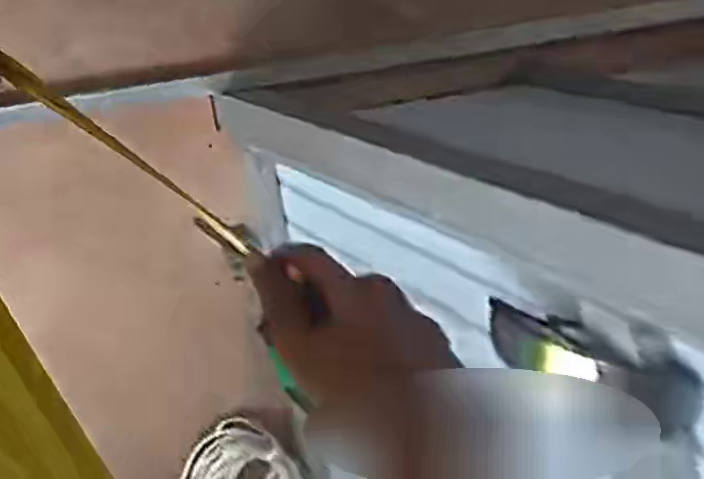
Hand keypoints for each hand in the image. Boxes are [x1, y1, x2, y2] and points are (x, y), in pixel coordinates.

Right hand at [252, 245, 459, 412]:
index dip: (280, 260)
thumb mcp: (295, 344)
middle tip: (297, 327)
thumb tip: (258, 262)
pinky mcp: (445, 359)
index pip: (306, 253)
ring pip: (372, 311)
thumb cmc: (353, 392)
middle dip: (316, 298)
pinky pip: (398, 336)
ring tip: (333, 357)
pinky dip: (378, 345)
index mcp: (356, 288)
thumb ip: (274, 296)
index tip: (267, 276)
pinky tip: (367, 373)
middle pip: (341, 284)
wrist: (427, 449)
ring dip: (348, 323)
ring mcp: (424, 329)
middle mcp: (394, 299)